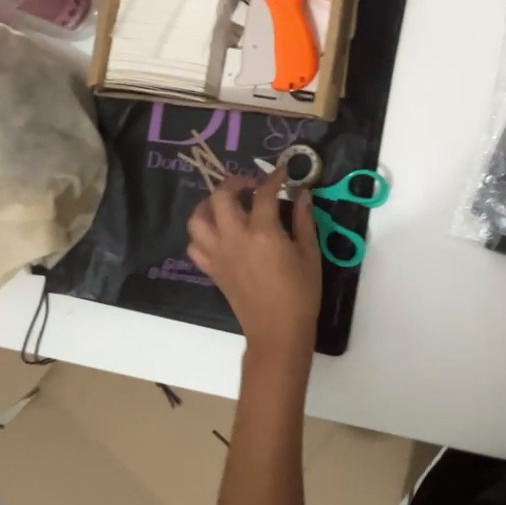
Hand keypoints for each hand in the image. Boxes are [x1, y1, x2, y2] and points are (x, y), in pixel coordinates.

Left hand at [187, 165, 322, 360]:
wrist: (278, 331)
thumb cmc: (301, 293)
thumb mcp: (310, 254)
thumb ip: (304, 220)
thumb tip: (302, 194)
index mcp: (263, 232)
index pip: (264, 193)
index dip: (274, 178)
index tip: (283, 173)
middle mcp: (235, 238)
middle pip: (221, 197)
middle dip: (235, 182)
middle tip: (251, 184)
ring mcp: (219, 254)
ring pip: (198, 218)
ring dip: (209, 204)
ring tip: (227, 204)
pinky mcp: (212, 269)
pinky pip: (195, 245)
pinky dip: (202, 233)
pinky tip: (218, 232)